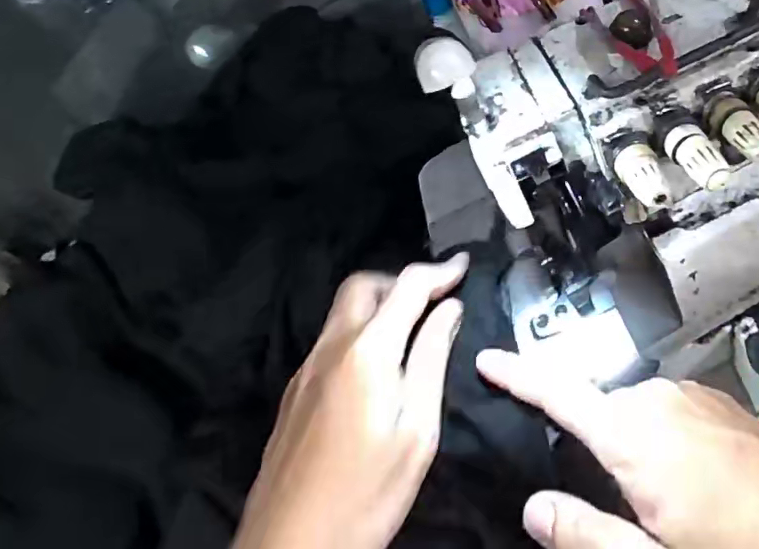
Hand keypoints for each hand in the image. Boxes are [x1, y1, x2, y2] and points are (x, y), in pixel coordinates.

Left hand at [232, 254, 468, 548]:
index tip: (464, 264)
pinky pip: (331, 338)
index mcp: (368, 349)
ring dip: (379, 304)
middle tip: (433, 301)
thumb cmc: (365, 494)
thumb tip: (450, 309)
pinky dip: (360, 331)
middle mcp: (332, 345)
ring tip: (410, 331)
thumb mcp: (417, 431)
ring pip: (344, 310)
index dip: (440, 270)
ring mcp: (307, 367)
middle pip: (365, 285)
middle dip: (402, 282)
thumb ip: (432, 359)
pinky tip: (376, 367)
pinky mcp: (294, 391)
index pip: (407, 285)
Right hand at [477, 348, 758, 548]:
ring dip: (627, 441)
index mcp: (632, 434)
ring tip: (649, 500)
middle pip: (599, 407)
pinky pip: (670, 412)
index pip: (558, 391)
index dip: (518, 374)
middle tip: (591, 487)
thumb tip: (531, 508)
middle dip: (585, 435)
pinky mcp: (720, 403)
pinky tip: (689, 483)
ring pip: (637, 411)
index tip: (486, 357)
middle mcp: (658, 399)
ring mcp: (694, 396)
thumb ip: (586, 534)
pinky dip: (661, 437)